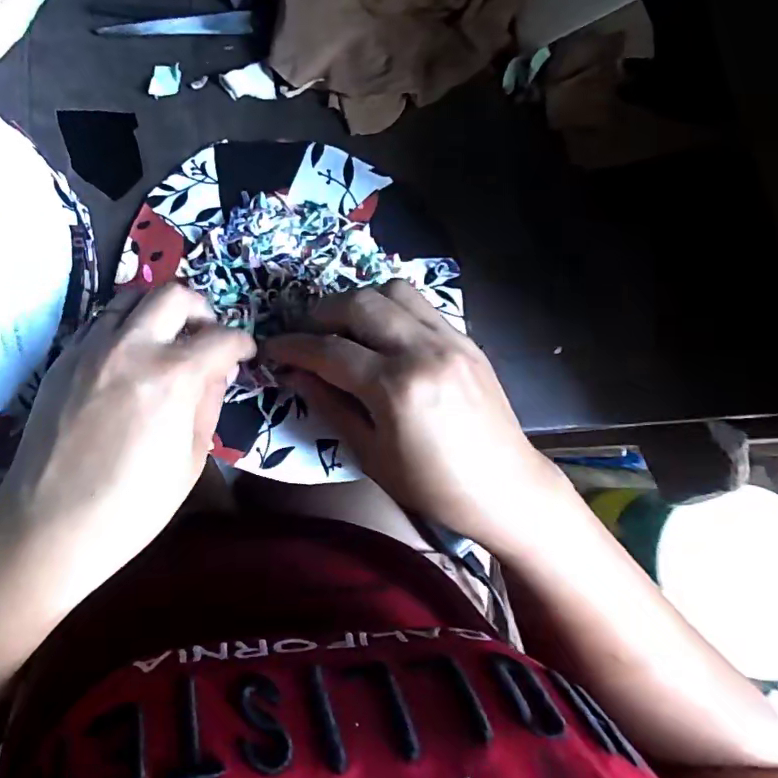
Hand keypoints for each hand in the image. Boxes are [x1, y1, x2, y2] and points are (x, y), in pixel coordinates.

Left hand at [0, 284, 253, 606]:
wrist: (49, 525)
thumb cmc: (131, 506)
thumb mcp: (191, 460)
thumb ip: (209, 403)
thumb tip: (219, 370)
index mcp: (172, 376)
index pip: (220, 338)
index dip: (242, 343)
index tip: (244, 353)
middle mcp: (130, 347)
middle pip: (173, 295)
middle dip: (202, 309)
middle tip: (208, 334)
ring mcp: (90, 349)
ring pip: (131, 296)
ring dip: (159, 309)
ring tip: (168, 337)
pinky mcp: (63, 359)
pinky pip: (100, 321)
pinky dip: (125, 325)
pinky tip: (130, 355)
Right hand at [262, 280, 566, 551]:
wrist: (505, 487)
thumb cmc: (431, 485)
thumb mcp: (370, 454)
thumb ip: (330, 405)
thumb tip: (296, 373)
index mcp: (396, 388)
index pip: (329, 350)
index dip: (293, 347)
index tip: (273, 348)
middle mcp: (422, 351)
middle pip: (358, 304)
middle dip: (321, 313)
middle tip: (305, 334)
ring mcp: (449, 339)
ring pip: (392, 290)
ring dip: (359, 301)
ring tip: (344, 327)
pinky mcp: (466, 339)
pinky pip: (421, 304)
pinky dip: (391, 308)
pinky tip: (382, 333)